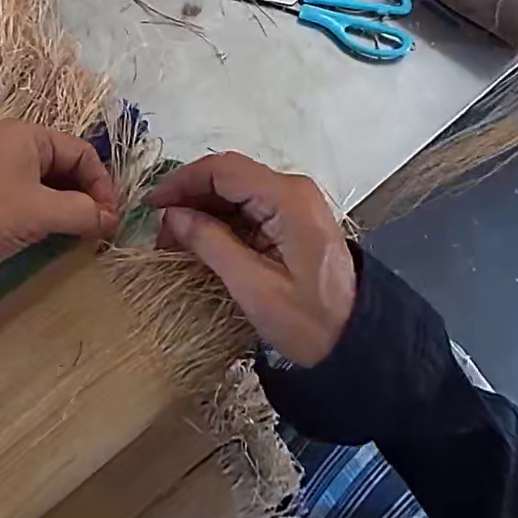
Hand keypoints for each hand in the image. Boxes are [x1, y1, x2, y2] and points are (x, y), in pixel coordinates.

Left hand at [0, 121, 115, 460]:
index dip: (102, 184)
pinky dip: (40, 220)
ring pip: (42, 187)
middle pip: (62, 166)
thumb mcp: (36, 212)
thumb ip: (82, 212)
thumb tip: (111, 220)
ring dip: (64, 211)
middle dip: (85, 197)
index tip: (112, 223)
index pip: (80, 150)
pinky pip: (20, 204)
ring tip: (77, 241)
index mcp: (20, 135)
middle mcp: (5, 147)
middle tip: (98, 234)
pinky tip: (46, 242)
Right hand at [149, 152, 355, 365]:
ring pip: (231, 190)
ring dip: (199, 209)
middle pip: (225, 176)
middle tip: (160, 229)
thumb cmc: (312, 323)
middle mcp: (290, 190)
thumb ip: (210, 243)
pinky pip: (243, 207)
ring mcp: (291, 203)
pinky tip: (198, 240)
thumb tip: (172, 215)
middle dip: (187, 197)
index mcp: (287, 198)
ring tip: (174, 239)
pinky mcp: (289, 218)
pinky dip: (216, 220)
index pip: (221, 169)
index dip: (181, 181)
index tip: (152, 206)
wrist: (364, 348)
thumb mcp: (254, 287)